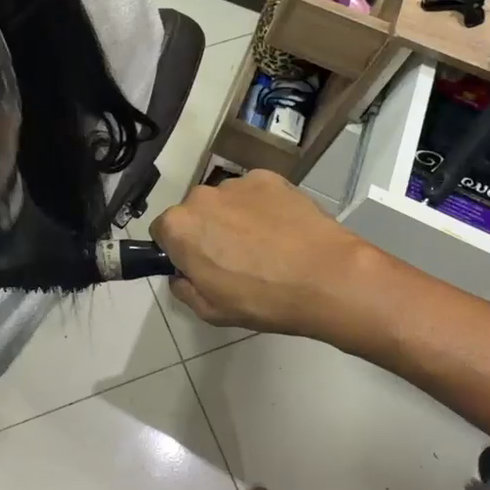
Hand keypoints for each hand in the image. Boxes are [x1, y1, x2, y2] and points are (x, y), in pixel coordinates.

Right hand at [151, 170, 401, 350]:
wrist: (327, 277)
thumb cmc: (264, 300)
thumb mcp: (212, 312)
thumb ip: (184, 289)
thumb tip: (183, 275)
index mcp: (179, 227)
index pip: (162, 233)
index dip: (178, 251)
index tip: (199, 267)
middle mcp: (201, 196)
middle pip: (194, 213)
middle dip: (207, 232)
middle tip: (235, 261)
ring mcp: (237, 183)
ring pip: (225, 201)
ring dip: (235, 218)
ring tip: (267, 247)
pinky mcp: (269, 178)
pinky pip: (255, 193)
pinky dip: (263, 208)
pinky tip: (284, 232)